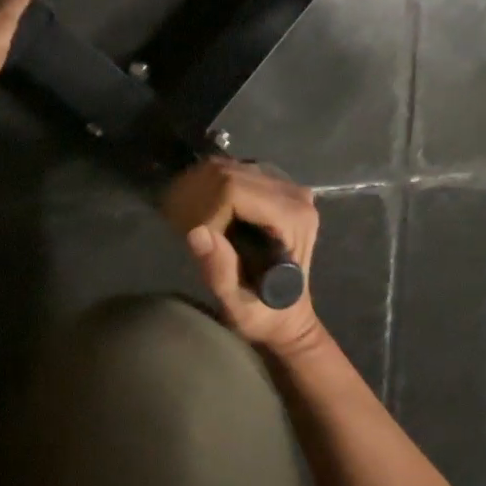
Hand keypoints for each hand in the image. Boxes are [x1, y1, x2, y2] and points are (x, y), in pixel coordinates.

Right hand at [162, 158, 323, 356]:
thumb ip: (220, 272)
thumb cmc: (265, 315)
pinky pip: (234, 170)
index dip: (208, 211)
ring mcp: (286, 185)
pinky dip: (211, 186)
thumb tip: (196, 233)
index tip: (200, 240)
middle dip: (202, 199)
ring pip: (229, 168)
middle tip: (190, 231)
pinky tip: (206, 211)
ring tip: (195, 221)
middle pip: (230, 174)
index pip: (235, 191)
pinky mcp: (275, 184)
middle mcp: (295, 194)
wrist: (288, 317)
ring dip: (204, 191)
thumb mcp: (238, 307)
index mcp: (294, 218)